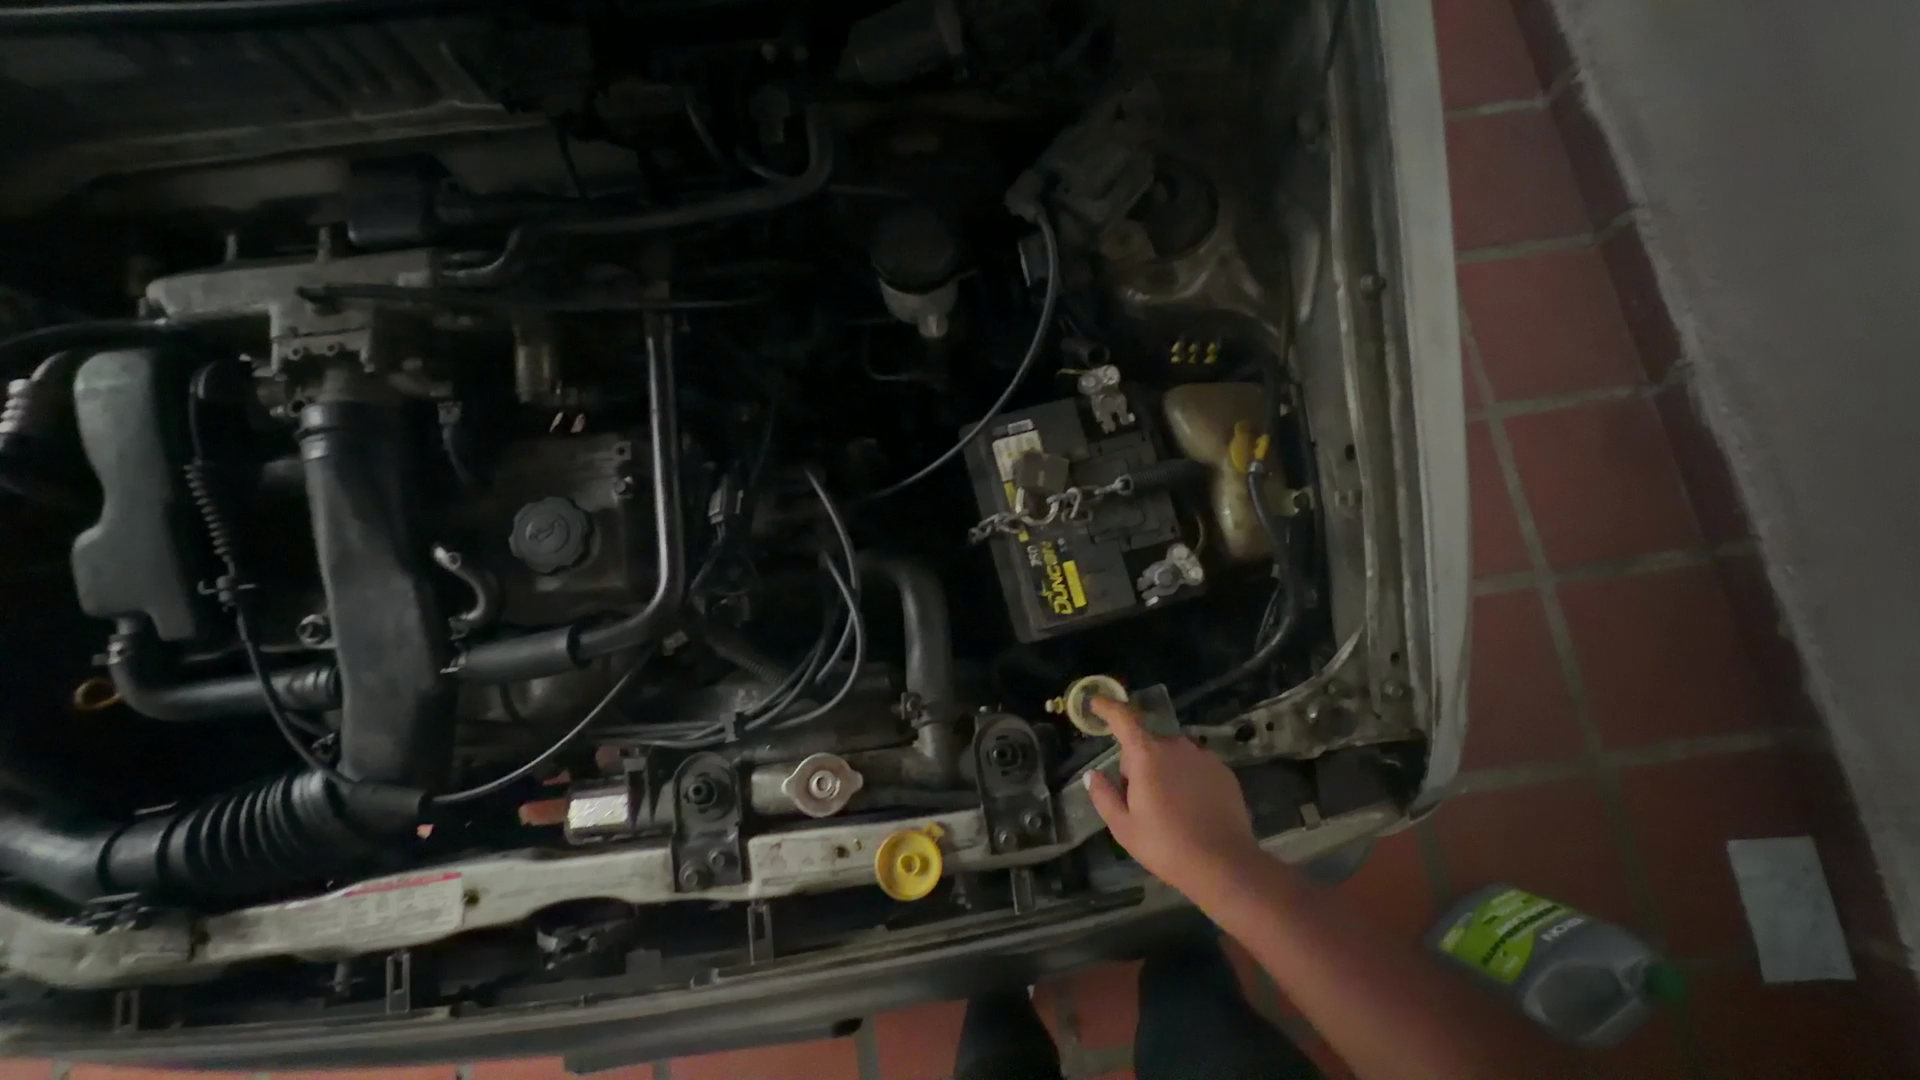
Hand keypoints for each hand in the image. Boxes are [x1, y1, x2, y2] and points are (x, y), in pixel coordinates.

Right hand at [1082, 695, 1263, 900]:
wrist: (1225, 864)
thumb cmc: (1166, 845)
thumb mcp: (1123, 827)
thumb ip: (1103, 795)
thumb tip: (1093, 775)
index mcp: (1147, 755)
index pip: (1123, 719)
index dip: (1107, 707)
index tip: (1096, 702)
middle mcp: (1176, 747)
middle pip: (1147, 745)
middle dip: (1139, 766)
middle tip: (1141, 803)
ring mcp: (1203, 757)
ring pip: (1172, 756)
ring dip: (1164, 772)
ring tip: (1170, 811)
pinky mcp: (1224, 771)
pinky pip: (1195, 767)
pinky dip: (1188, 781)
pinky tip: (1193, 811)